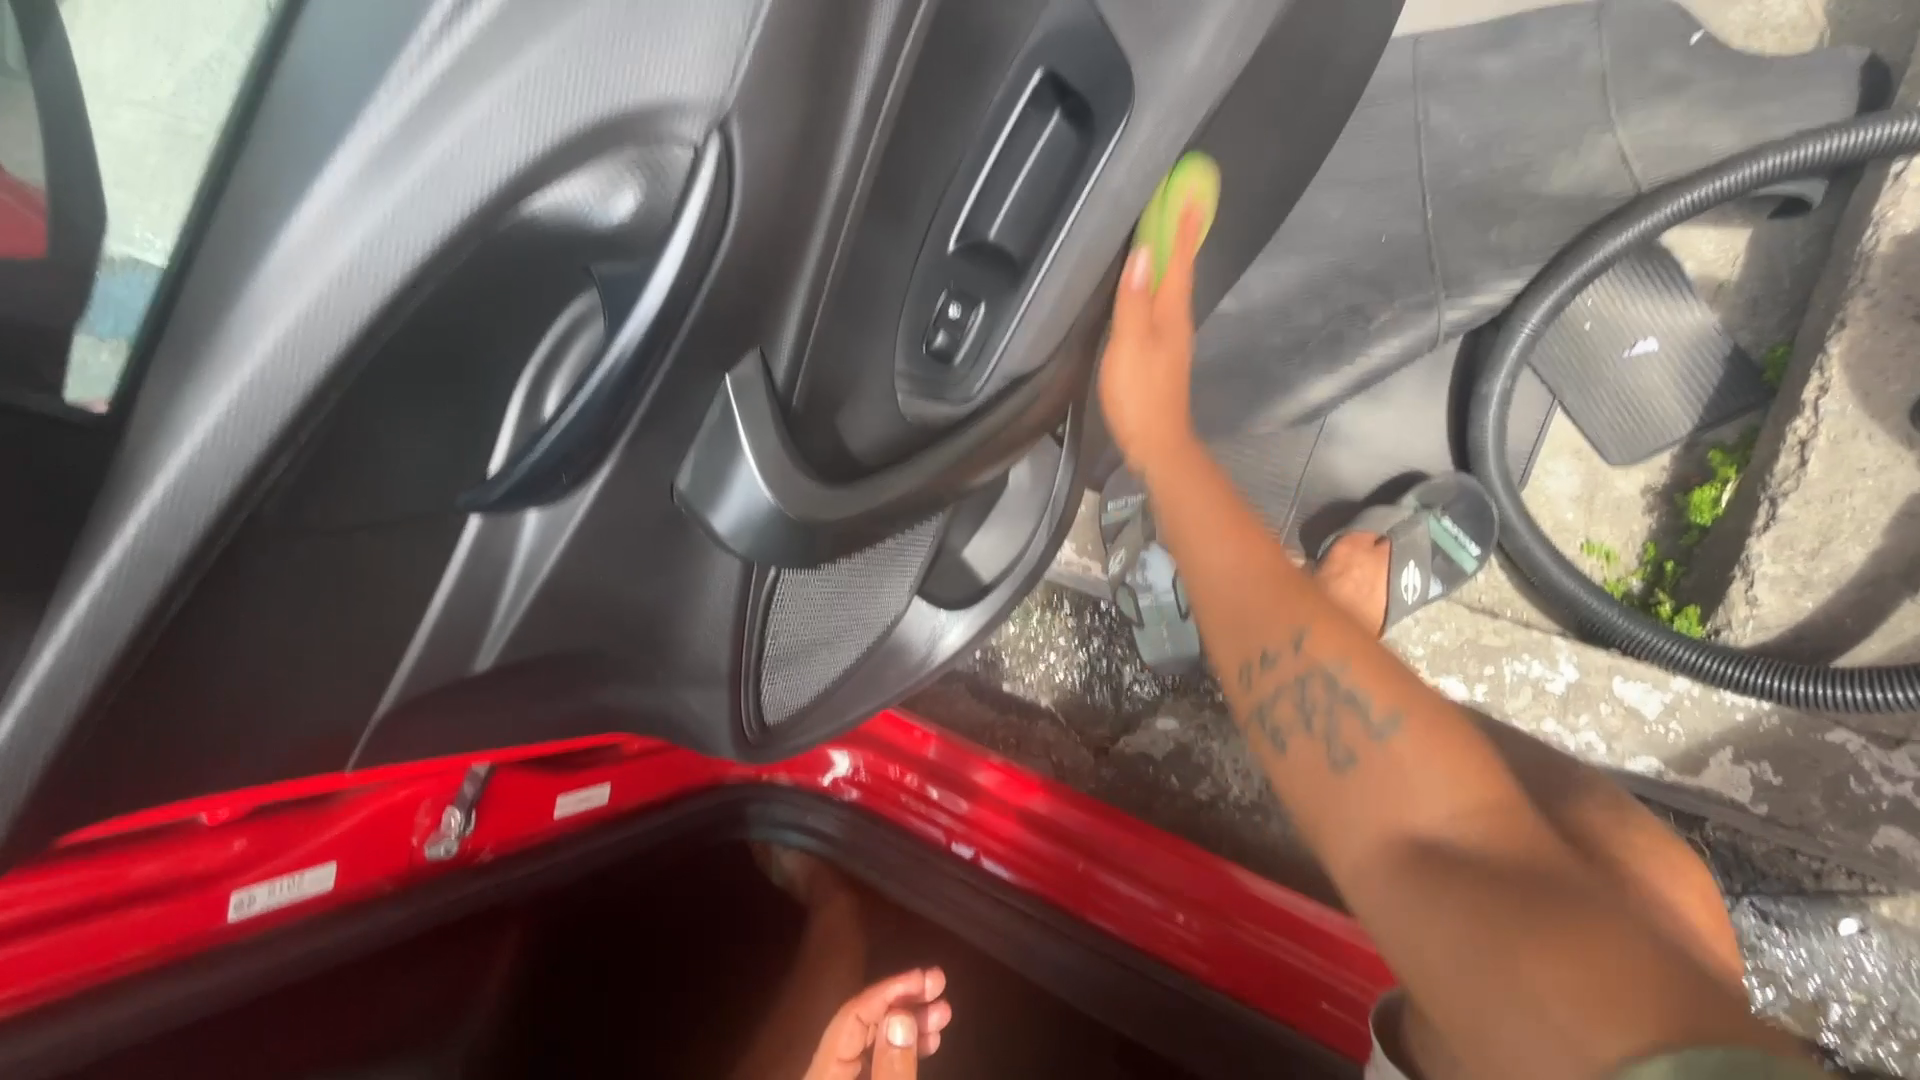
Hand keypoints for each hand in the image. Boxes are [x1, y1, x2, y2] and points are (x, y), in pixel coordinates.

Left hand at [802, 967, 951, 1079]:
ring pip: (870, 1041)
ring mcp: (835, 1077)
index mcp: (822, 1072)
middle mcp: (824, 1070)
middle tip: (938, 982)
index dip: (889, 990)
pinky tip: (927, 1039)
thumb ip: (891, 1069)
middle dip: (902, 1002)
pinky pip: (872, 1061)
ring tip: (942, 1012)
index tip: (925, 975)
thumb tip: (902, 1015)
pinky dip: (900, 1049)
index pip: (852, 1015)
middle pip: (861, 1024)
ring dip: (908, 1024)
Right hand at [1098, 201, 1205, 472]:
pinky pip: (1160, 310)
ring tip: (1159, 237)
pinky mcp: (1160, 357)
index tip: (1191, 194)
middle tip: (1176, 205)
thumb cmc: (1140, 395)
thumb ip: (1134, 301)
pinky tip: (1144, 291)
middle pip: (1179, 274)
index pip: (1179, 263)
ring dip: (1168, 264)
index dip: (1183, 230)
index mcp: (1172, 315)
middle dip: (1178, 239)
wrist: (1156, 443)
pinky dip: (1156, 290)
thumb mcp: (1130, 345)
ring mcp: (1171, 342)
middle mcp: (1177, 323)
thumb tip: (1144, 254)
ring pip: (1170, 292)